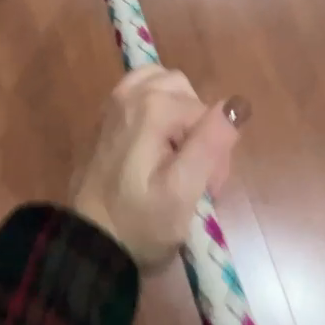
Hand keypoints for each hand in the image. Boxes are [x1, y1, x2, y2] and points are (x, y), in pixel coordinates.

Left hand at [69, 65, 248, 267]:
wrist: (89, 237)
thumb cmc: (139, 221)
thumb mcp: (182, 192)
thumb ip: (210, 145)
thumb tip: (235, 105)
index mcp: (152, 107)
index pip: (207, 112)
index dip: (215, 149)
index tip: (208, 186)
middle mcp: (132, 92)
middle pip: (186, 93)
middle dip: (197, 126)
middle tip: (193, 173)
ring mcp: (115, 99)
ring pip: (165, 86)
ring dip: (178, 113)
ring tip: (176, 155)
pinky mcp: (108, 113)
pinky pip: (143, 92)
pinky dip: (157, 109)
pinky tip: (156, 145)